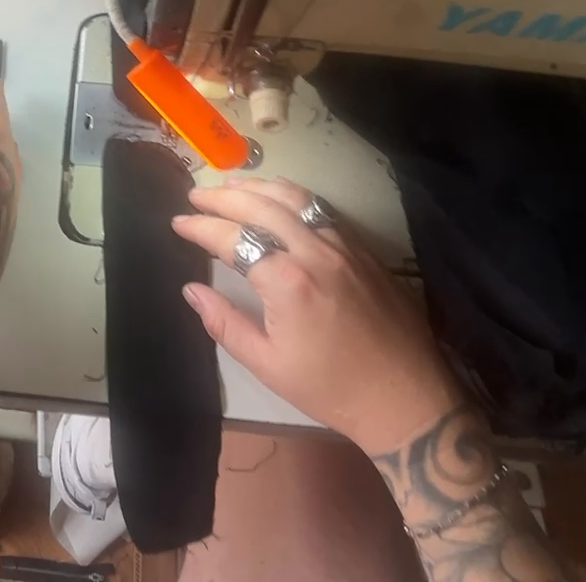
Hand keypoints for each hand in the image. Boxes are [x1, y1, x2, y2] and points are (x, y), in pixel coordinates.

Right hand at [172, 176, 464, 457]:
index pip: (232, 238)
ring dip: (256, 187)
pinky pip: (320, 207)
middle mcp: (314, 251)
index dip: (200, 227)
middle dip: (222, 196)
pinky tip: (277, 195)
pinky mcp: (362, 248)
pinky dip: (291, 194)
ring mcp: (342, 244)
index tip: (177, 223)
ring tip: (230, 186)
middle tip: (195, 195)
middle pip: (259, 205)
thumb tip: (191, 290)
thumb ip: (224, 322)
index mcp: (286, 281)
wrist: (408, 399)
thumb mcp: (268, 364)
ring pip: (293, 197)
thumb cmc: (332, 388)